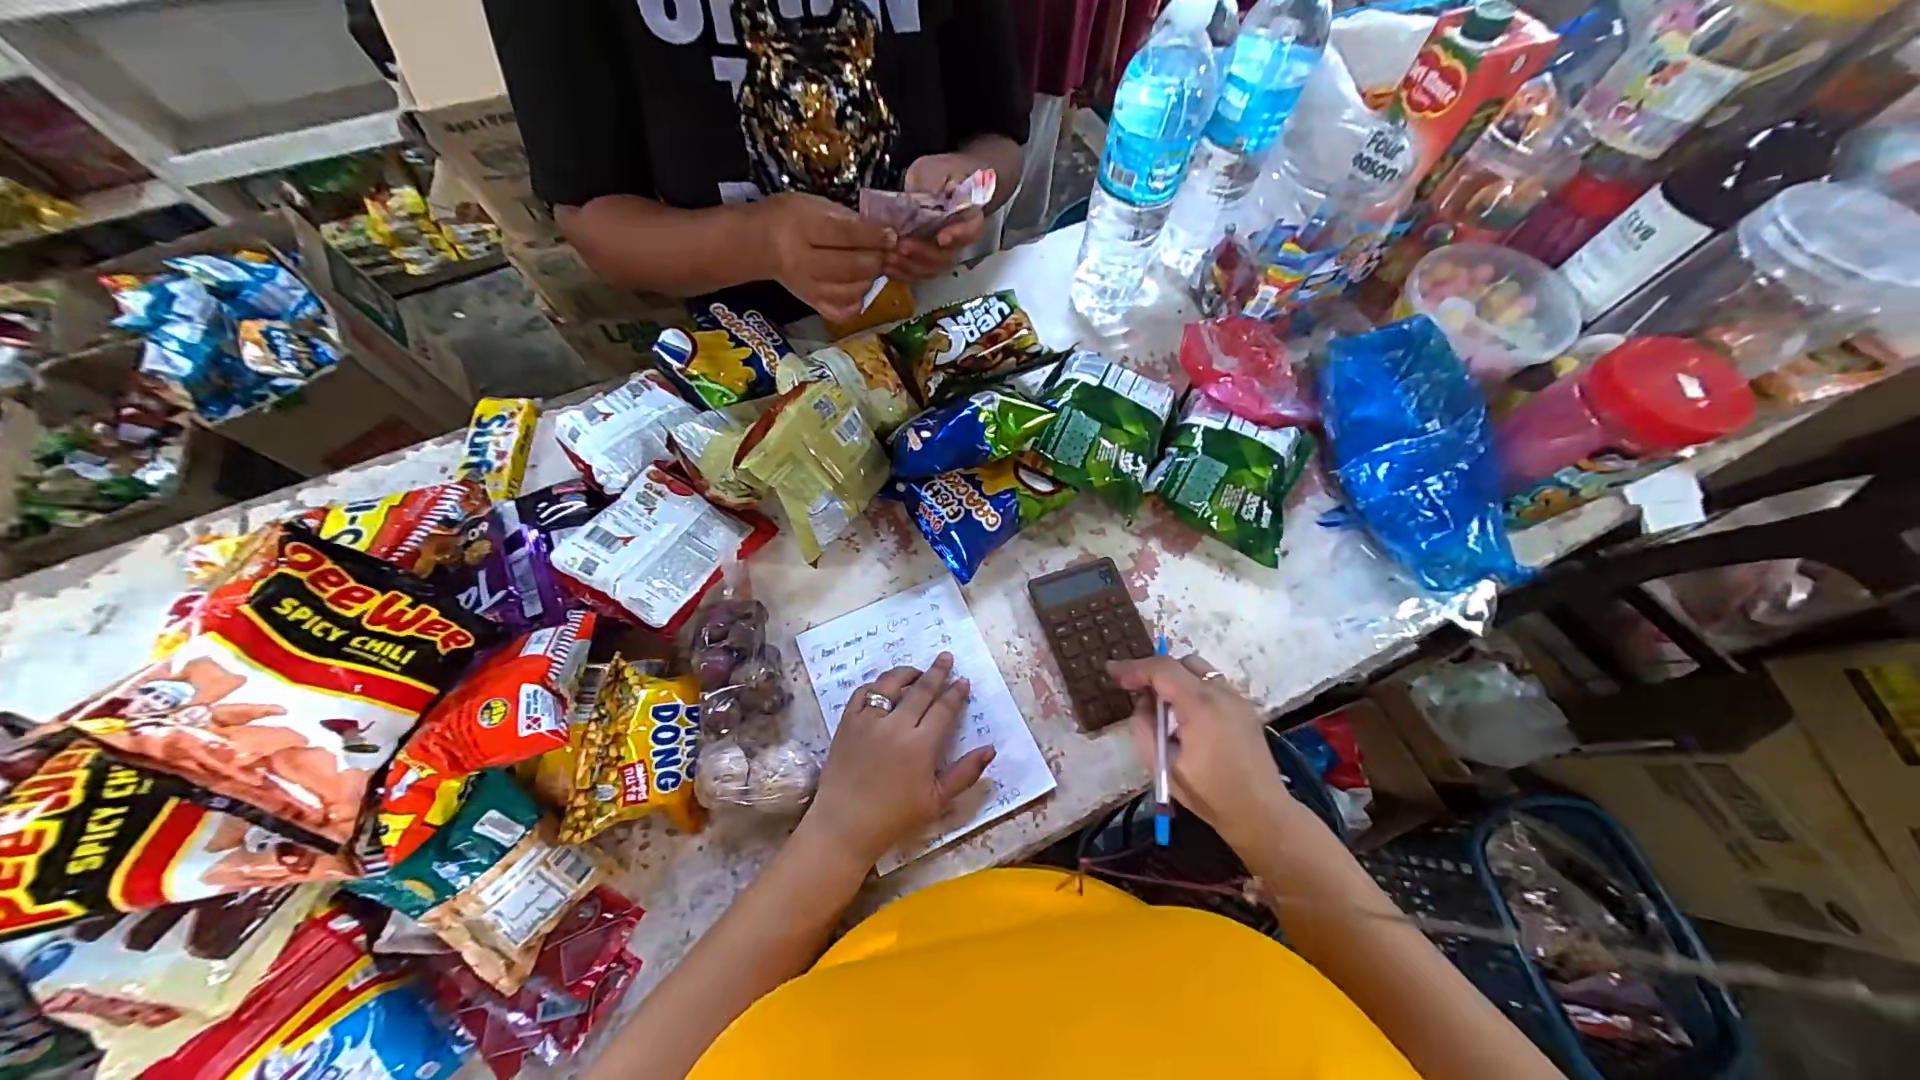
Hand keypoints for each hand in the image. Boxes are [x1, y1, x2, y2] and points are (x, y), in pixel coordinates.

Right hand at [752, 192, 893, 321]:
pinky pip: (842, 312)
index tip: (892, 236)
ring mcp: (811, 289)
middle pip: (853, 267)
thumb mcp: (815, 205)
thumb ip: (847, 219)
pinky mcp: (814, 305)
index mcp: (805, 231)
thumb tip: (880, 233)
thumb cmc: (791, 218)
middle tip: (885, 252)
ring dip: (869, 279)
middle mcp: (807, 264)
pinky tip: (858, 290)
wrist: (761, 244)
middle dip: (876, 259)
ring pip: (852, 291)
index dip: (873, 236)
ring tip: (870, 267)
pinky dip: (856, 303)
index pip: (846, 236)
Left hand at [801, 653, 995, 867]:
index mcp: (921, 744)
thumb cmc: (894, 816)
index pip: (943, 708)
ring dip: (906, 673)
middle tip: (946, 657)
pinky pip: (862, 693)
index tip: (963, 681)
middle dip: (937, 671)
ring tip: (917, 671)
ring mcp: (868, 721)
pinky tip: (884, 686)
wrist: (844, 825)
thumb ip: (965, 773)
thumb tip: (990, 749)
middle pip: (920, 689)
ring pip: (890, 684)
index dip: (955, 693)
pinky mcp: (847, 723)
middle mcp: (896, 725)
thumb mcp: (937, 801)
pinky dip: (876, 685)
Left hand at [886, 153, 991, 282]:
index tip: (942, 238)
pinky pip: (919, 274)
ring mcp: (944, 253)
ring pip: (933, 269)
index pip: (972, 229)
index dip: (959, 236)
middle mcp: (959, 240)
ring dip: (911, 267)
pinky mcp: (928, 261)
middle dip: (925, 254)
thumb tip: (914, 203)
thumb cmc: (940, 174)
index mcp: (968, 215)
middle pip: (948, 257)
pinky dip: (903, 273)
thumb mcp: (934, 171)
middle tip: (903, 246)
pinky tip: (887, 267)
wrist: (939, 184)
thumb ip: (929, 186)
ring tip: (889, 257)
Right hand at [1106, 653, 1296, 842]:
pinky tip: (1185, 716)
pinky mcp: (1246, 708)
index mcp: (1201, 706)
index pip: (1162, 669)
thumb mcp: (1163, 765)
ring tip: (1161, 706)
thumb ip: (1143, 727)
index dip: (1133, 667)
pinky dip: (1192, 689)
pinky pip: (1211, 685)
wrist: (1262, 814)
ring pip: (1198, 670)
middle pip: (1181, 662)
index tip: (1111, 672)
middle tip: (1134, 690)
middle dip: (1154, 671)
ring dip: (1175, 679)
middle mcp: (1222, 693)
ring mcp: (1238, 699)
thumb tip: (1143, 703)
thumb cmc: (1209, 794)